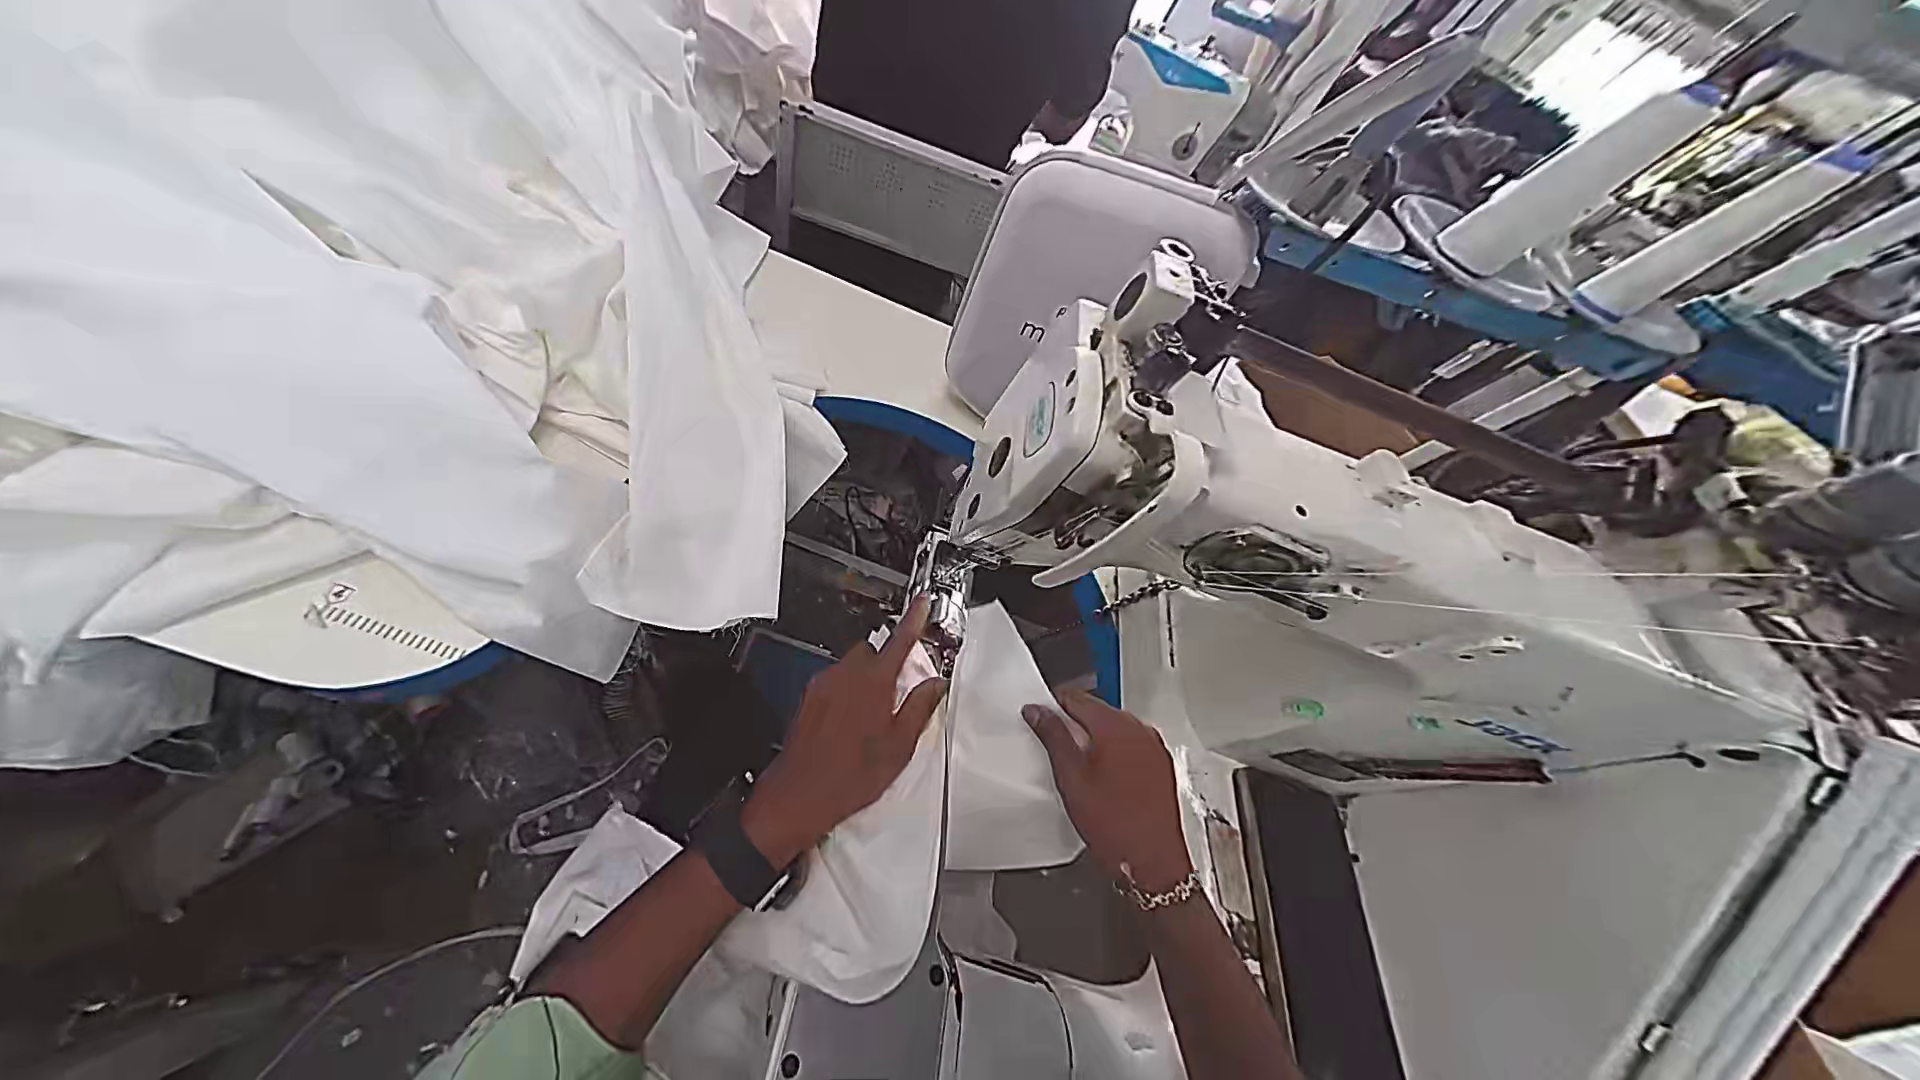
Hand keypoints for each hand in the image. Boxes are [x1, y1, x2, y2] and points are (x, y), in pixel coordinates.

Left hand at [742, 596, 947, 864]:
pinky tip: (853, 724)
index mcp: (873, 682)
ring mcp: (823, 685)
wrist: (798, 796)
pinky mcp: (809, 698)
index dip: (914, 618)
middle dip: (888, 663)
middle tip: (900, 690)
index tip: (922, 602)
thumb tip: (935, 684)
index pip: (900, 639)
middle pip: (873, 651)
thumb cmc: (849, 777)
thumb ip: (919, 707)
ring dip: (867, 678)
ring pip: (853, 666)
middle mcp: (845, 676)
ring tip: (875, 717)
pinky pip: (835, 681)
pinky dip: (848, 691)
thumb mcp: (899, 747)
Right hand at [1024, 690, 1192, 891]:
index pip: (1076, 698)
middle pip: (1096, 711)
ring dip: (1095, 739)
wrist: (1156, 866)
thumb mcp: (1071, 779)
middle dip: (1074, 725)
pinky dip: (1116, 753)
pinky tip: (1106, 781)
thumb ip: (1053, 737)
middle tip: (1058, 752)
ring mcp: (1153, 746)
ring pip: (1114, 728)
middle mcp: (1139, 730)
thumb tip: (1038, 712)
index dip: (1053, 706)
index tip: (1040, 719)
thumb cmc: (1117, 827)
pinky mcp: (1161, 764)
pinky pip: (1131, 745)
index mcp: (1114, 726)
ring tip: (1081, 772)